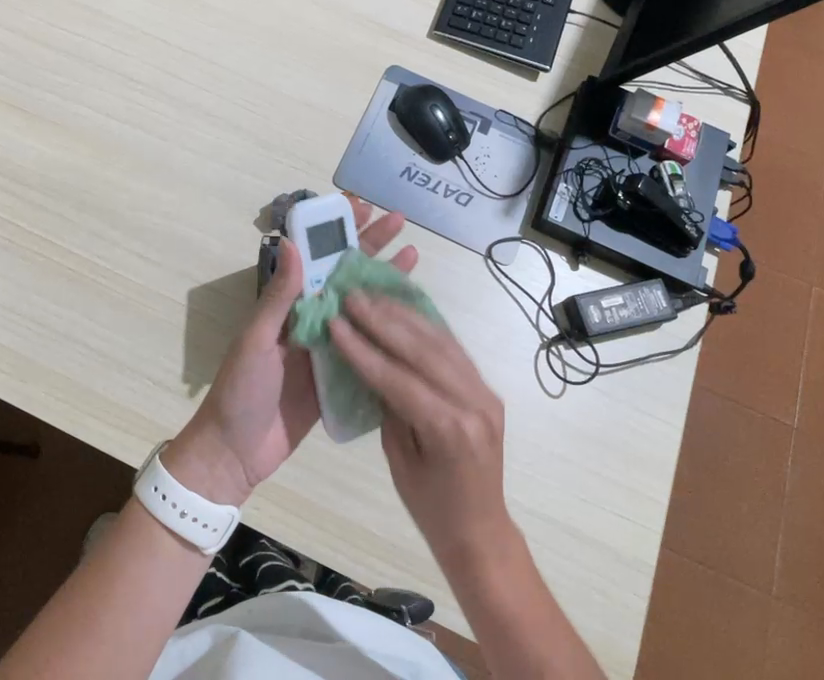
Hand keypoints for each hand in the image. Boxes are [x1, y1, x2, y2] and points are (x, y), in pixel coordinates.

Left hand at [168, 198, 417, 505]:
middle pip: (345, 275)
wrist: (238, 453)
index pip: (317, 258)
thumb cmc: (241, 391)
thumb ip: (278, 295)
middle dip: (370, 246)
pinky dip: (389, 328)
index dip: (337, 231)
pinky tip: (412, 316)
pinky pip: (368, 345)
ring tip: (414, 257)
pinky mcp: (340, 376)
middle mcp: (309, 319)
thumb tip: (290, 240)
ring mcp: (327, 348)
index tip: (361, 205)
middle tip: (399, 221)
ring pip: (361, 306)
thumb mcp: (257, 340)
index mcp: (287, 305)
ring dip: (384, 281)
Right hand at [329, 293, 509, 563]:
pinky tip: (405, 310)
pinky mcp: (487, 389)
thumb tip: (372, 363)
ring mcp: (485, 393)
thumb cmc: (430, 505)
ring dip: (404, 315)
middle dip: (383, 320)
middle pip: (423, 350)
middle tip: (352, 297)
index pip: (398, 377)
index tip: (336, 321)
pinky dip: (427, 327)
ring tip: (374, 296)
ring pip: (441, 342)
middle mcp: (472, 403)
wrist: (479, 528)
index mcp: (448, 428)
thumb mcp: (399, 459)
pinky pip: (454, 350)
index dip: (363, 348)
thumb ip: (389, 407)